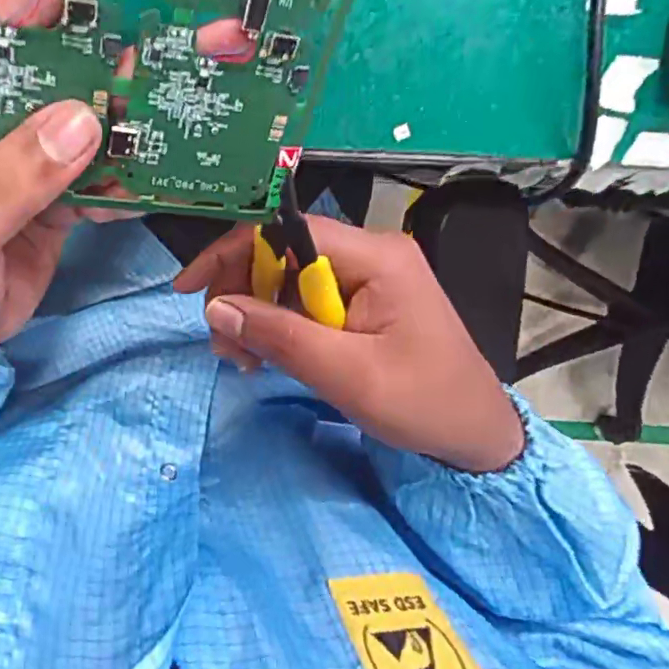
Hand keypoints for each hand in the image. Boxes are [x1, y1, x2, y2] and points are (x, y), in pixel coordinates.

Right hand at [173, 215, 524, 472]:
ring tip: (243, 360)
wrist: (476, 437)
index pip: (285, 231)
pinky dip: (271, 326)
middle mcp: (366, 255)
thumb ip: (279, 336)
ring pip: (280, 278)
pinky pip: (297, 301)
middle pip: (277, 252)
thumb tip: (216, 309)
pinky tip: (263, 355)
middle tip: (224, 345)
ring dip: (251, 315)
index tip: (191, 289)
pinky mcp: (357, 301)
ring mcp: (362, 277)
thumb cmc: (424, 404)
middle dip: (239, 294)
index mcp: (375, 257)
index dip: (231, 252)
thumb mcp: (347, 374)